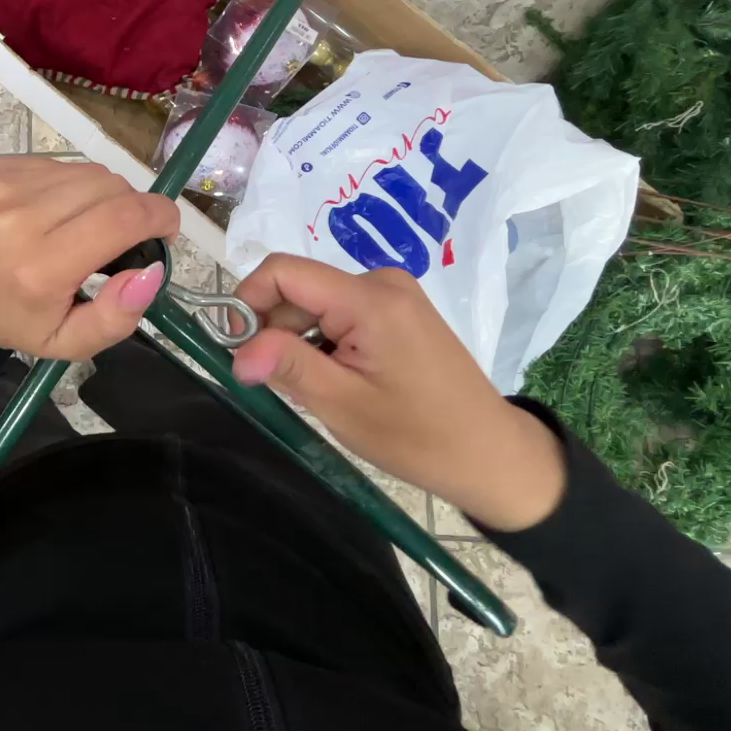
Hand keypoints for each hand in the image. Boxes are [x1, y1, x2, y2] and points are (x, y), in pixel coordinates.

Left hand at [0, 158, 178, 360]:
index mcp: (40, 267)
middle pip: (109, 188)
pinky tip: (54, 212)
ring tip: (84, 225)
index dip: (159, 216)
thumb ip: (116, 316)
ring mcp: (3, 186)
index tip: (167, 230)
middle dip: (132, 208)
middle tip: (122, 237)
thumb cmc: (18, 320)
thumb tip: (151, 271)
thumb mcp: (70, 341)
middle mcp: (19, 218)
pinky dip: (70, 185)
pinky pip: (59, 164)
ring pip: (87, 171)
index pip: (120, 219)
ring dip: (100, 195)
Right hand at [229, 254, 565, 531]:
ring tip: (313, 386)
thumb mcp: (342, 405)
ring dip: (297, 340)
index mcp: (369, 299)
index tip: (240, 349)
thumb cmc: (419, 437)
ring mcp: (391, 294)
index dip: (247, 302)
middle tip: (277, 381)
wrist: (495, 458)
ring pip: (311, 303)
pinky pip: (336, 312)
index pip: (281, 272)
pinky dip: (320, 341)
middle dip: (273, 330)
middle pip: (295, 289)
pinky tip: (335, 376)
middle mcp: (380, 282)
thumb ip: (286, 366)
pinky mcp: (396, 310)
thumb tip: (235, 350)